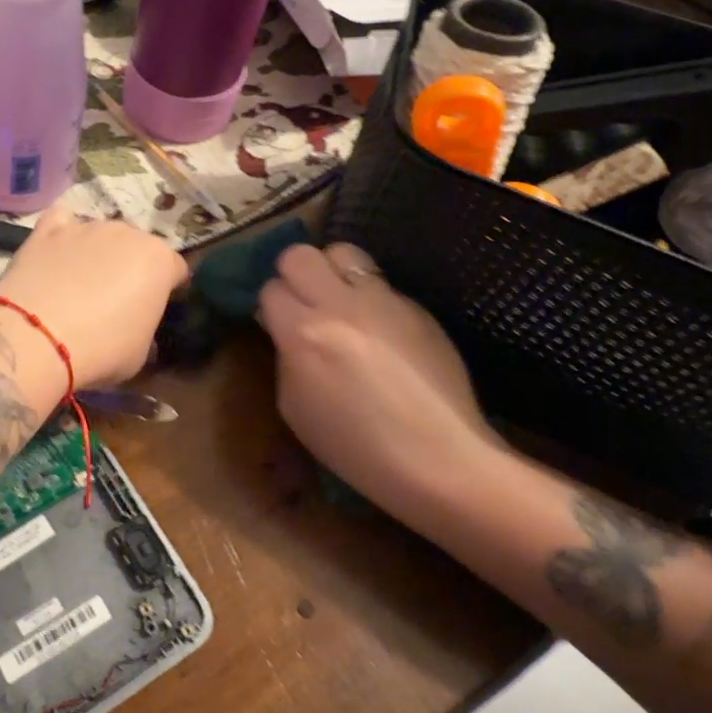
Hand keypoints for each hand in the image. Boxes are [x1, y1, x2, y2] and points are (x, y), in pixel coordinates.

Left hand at [0, 207, 188, 387]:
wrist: (38, 336)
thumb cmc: (102, 348)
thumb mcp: (140, 354)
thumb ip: (145, 330)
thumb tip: (135, 326)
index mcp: (159, 260)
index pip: (176, 268)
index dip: (169, 288)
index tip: (157, 306)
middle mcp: (126, 233)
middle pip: (137, 246)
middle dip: (131, 267)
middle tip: (116, 299)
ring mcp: (85, 227)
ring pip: (100, 234)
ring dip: (97, 252)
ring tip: (79, 282)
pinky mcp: (47, 230)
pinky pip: (61, 221)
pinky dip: (62, 232)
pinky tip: (56, 250)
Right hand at [258, 243, 503, 505]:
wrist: (440, 459)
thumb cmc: (356, 447)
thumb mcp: (295, 407)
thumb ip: (286, 357)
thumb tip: (286, 328)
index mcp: (304, 333)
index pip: (271, 288)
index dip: (272, 307)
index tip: (278, 324)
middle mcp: (342, 305)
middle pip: (300, 254)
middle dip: (295, 275)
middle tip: (304, 303)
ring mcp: (385, 302)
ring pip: (345, 253)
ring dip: (334, 273)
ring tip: (341, 304)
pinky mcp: (417, 308)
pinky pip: (382, 286)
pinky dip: (372, 301)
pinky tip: (383, 336)